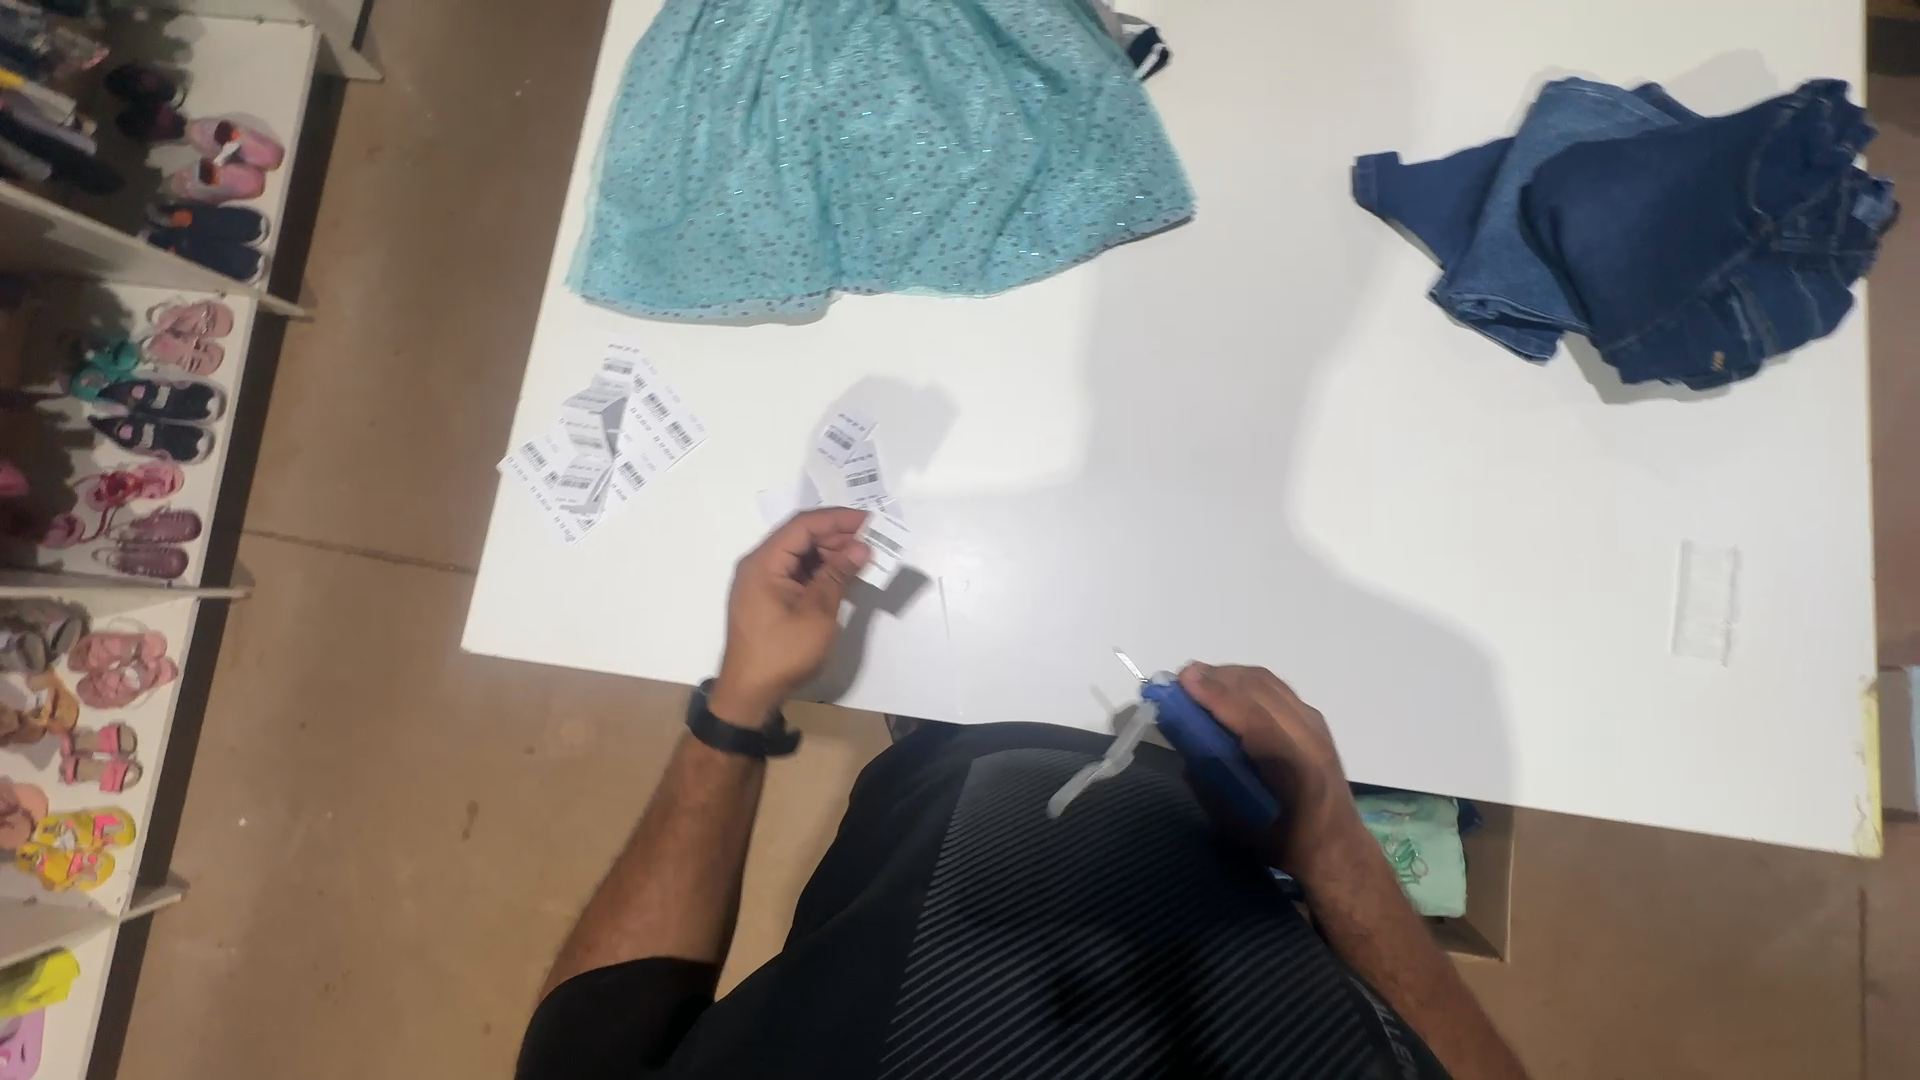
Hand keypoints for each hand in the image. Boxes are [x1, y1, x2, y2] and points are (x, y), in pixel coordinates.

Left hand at [709, 508, 870, 725]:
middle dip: (837, 536)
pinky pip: (797, 573)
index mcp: (764, 563)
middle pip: (801, 537)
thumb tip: (860, 547)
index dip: (837, 519)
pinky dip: (821, 572)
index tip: (870, 521)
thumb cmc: (782, 653)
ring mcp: (762, 582)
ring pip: (800, 554)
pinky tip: (844, 577)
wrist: (750, 695)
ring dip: (831, 554)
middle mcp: (759, 565)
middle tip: (872, 542)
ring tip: (863, 559)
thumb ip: (838, 575)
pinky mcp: (769, 598)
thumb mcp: (816, 613)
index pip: (803, 525)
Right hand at [1178, 662, 1360, 875]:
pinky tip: (1229, 687)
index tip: (1183, 679)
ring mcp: (1315, 726)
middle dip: (1217, 677)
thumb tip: (1186, 737)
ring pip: (1268, 682)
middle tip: (1183, 677)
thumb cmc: (1280, 841)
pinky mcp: (1315, 720)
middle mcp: (1309, 739)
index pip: (1253, 718)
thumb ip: (1209, 778)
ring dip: (1230, 675)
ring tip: (1200, 678)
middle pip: (1260, 689)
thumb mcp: (1235, 822)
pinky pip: (1276, 687)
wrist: (1336, 847)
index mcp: (1292, 769)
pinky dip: (1247, 680)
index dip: (1217, 694)